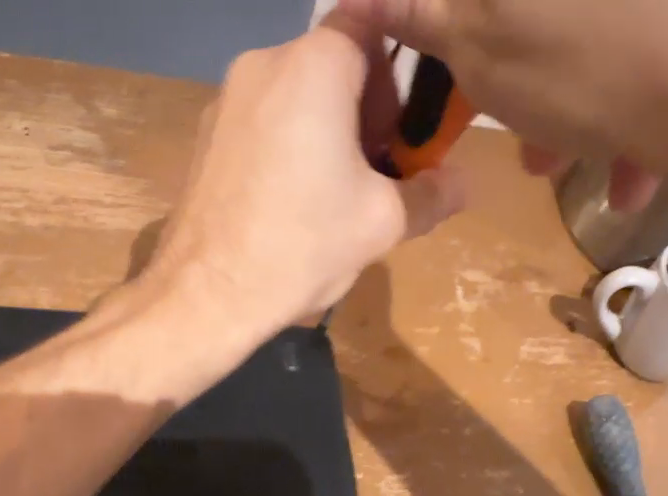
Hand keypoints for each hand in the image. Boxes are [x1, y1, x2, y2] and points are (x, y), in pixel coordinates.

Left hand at [141, 10, 465, 336]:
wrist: (204, 297)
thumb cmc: (301, 247)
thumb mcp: (383, 223)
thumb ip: (432, 193)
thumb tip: (463, 184)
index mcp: (314, 65)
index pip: (372, 25)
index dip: (395, 76)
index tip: (398, 133)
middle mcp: (263, 64)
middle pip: (332, 66)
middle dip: (363, 114)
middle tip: (371, 178)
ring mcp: (225, 101)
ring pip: (295, 98)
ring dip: (325, 136)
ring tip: (328, 203)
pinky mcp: (204, 138)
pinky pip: (262, 125)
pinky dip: (286, 151)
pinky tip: (286, 210)